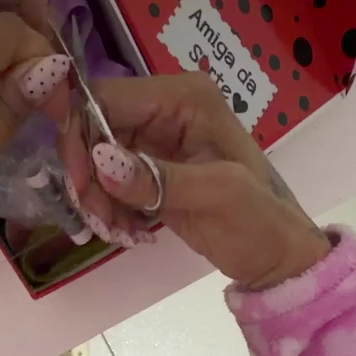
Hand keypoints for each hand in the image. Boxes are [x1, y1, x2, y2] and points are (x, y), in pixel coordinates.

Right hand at [60, 73, 331, 289]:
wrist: (275, 257)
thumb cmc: (258, 222)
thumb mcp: (216, 197)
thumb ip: (158, 179)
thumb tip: (101, 163)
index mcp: (184, 98)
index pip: (107, 98)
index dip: (81, 137)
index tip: (81, 187)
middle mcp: (165, 111)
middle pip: (94, 129)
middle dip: (88, 177)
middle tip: (101, 221)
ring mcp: (156, 143)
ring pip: (96, 162)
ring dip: (98, 200)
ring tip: (121, 233)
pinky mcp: (150, 174)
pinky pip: (109, 184)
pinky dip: (109, 210)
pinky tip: (130, 232)